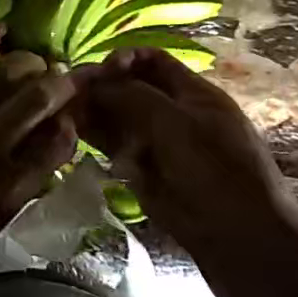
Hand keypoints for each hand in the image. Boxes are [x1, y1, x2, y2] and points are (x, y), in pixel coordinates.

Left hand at [0, 26, 78, 265]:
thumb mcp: (8, 210)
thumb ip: (39, 171)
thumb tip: (65, 128)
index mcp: (9, 180)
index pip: (58, 140)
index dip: (72, 123)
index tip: (74, 115)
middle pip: (36, 99)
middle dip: (60, 84)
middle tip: (64, 81)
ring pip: (3, 74)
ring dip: (28, 63)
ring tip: (36, 65)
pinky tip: (0, 30)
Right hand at [70, 47, 289, 236]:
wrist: (237, 237)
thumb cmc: (216, 171)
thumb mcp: (177, 124)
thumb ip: (134, 98)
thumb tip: (95, 84)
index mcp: (192, 93)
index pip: (152, 61)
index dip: (123, 59)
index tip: (97, 72)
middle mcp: (171, 113)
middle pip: (129, 89)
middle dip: (99, 87)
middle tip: (65, 93)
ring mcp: (156, 144)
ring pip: (116, 119)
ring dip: (91, 112)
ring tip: (60, 113)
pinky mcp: (142, 173)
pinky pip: (113, 148)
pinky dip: (93, 139)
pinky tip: (69, 134)